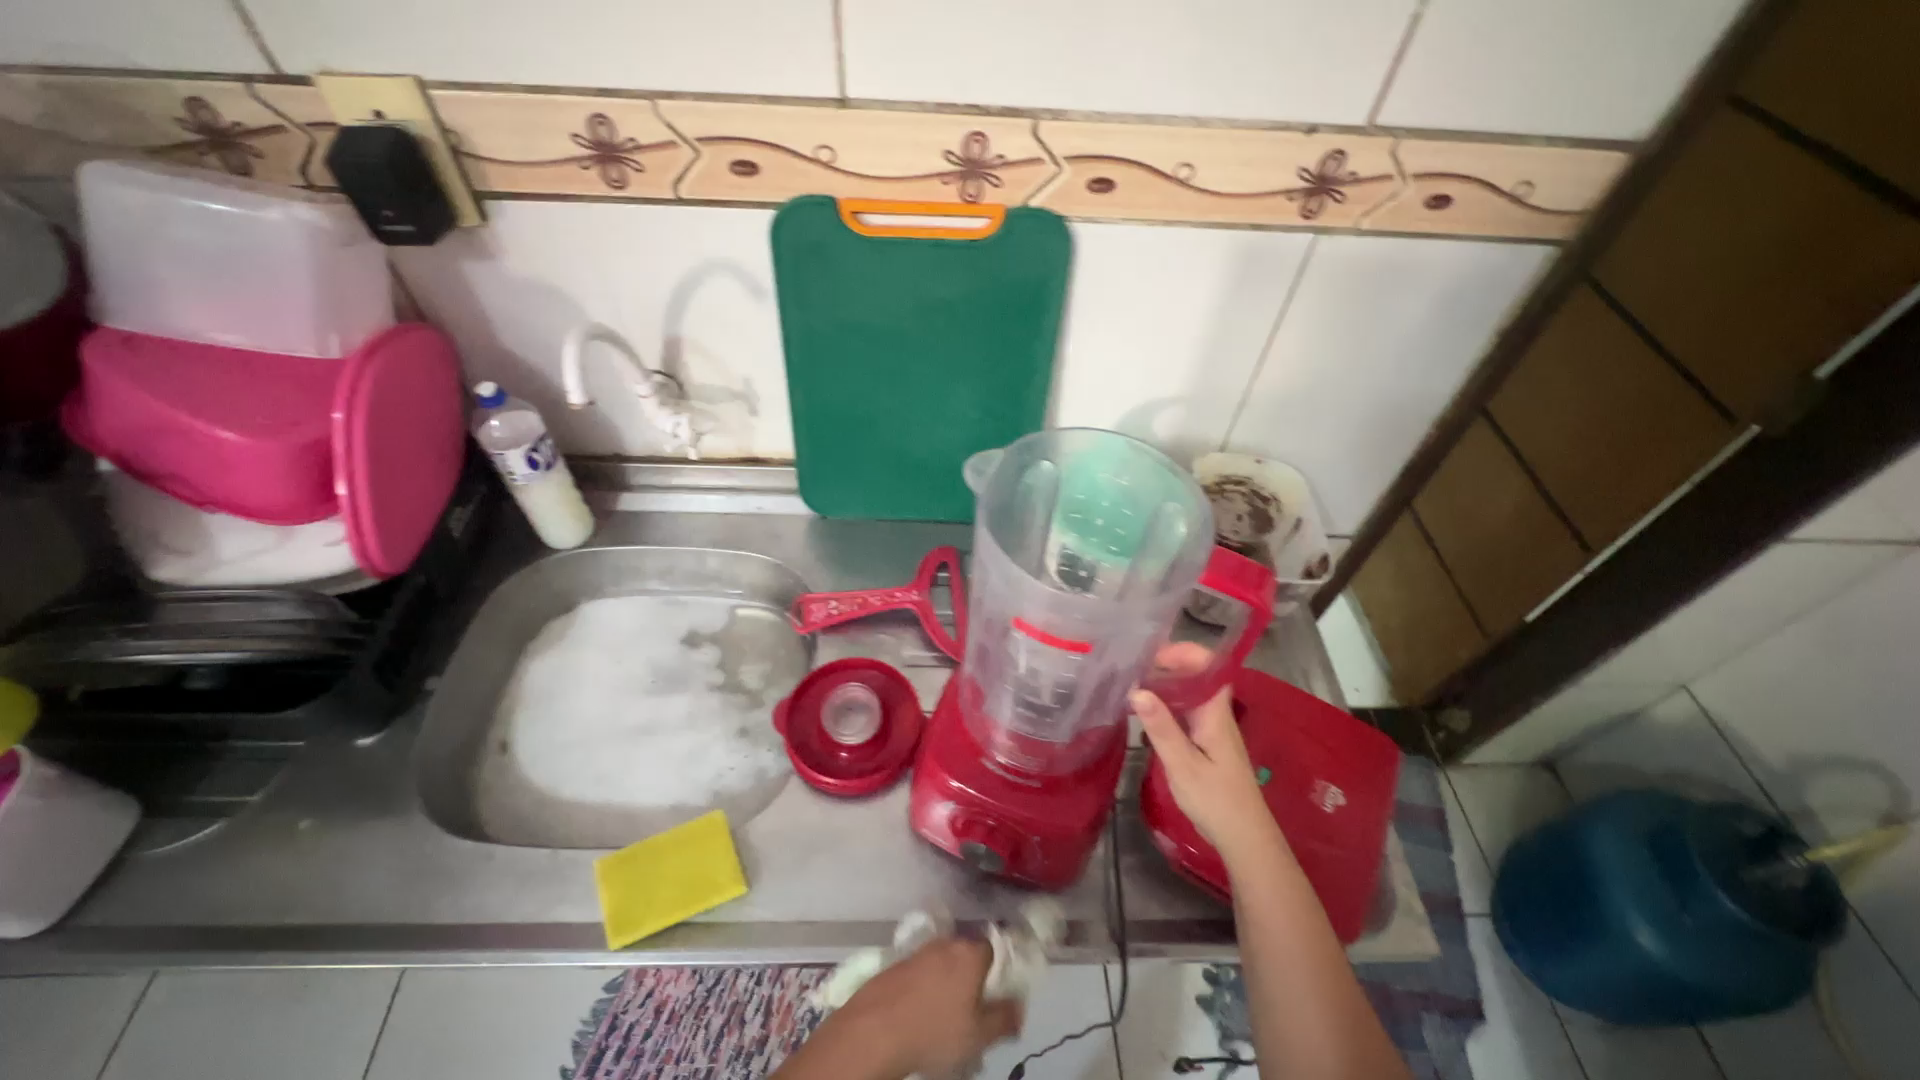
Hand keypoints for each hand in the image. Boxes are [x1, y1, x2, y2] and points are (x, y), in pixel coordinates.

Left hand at [834, 938, 1021, 1078]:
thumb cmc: (934, 1031)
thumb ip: (1005, 1018)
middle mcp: (944, 944)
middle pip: (966, 957)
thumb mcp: (979, 1035)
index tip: (996, 998)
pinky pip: (919, 975)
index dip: (998, 973)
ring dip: (946, 986)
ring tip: (944, 1019)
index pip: (994, 951)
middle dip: (972, 981)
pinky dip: (923, 990)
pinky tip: (919, 1015)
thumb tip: (1019, 1006)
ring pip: (941, 967)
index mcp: (969, 953)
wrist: (872, 1031)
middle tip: (971, 1013)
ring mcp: (915, 953)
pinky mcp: (893, 966)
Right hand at [1132, 643, 1283, 864]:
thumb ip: (1161, 728)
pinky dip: (1166, 705)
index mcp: (1215, 714)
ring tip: (1131, 684)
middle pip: (1197, 676)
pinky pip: (1186, 712)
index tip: (1150, 656)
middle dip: (1167, 665)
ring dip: (1164, 685)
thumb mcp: (1182, 765)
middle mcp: (1216, 715)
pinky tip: (1145, 712)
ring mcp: (1212, 728)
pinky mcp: (1206, 743)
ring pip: (1190, 694)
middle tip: (1131, 669)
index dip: (1183, 653)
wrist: (1244, 837)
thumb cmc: (1215, 801)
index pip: (1208, 666)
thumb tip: (1138, 690)